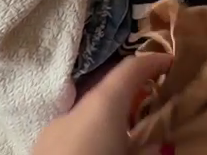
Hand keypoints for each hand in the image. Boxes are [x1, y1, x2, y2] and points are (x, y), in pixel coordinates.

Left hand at [32, 54, 172, 154]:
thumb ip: (149, 151)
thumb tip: (157, 145)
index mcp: (101, 105)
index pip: (131, 67)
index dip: (153, 61)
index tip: (170, 63)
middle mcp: (73, 111)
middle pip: (107, 92)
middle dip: (129, 97)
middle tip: (151, 106)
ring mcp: (50, 134)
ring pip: (86, 117)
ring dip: (107, 122)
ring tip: (124, 137)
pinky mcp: (36, 154)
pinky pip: (70, 138)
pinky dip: (88, 140)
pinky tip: (96, 154)